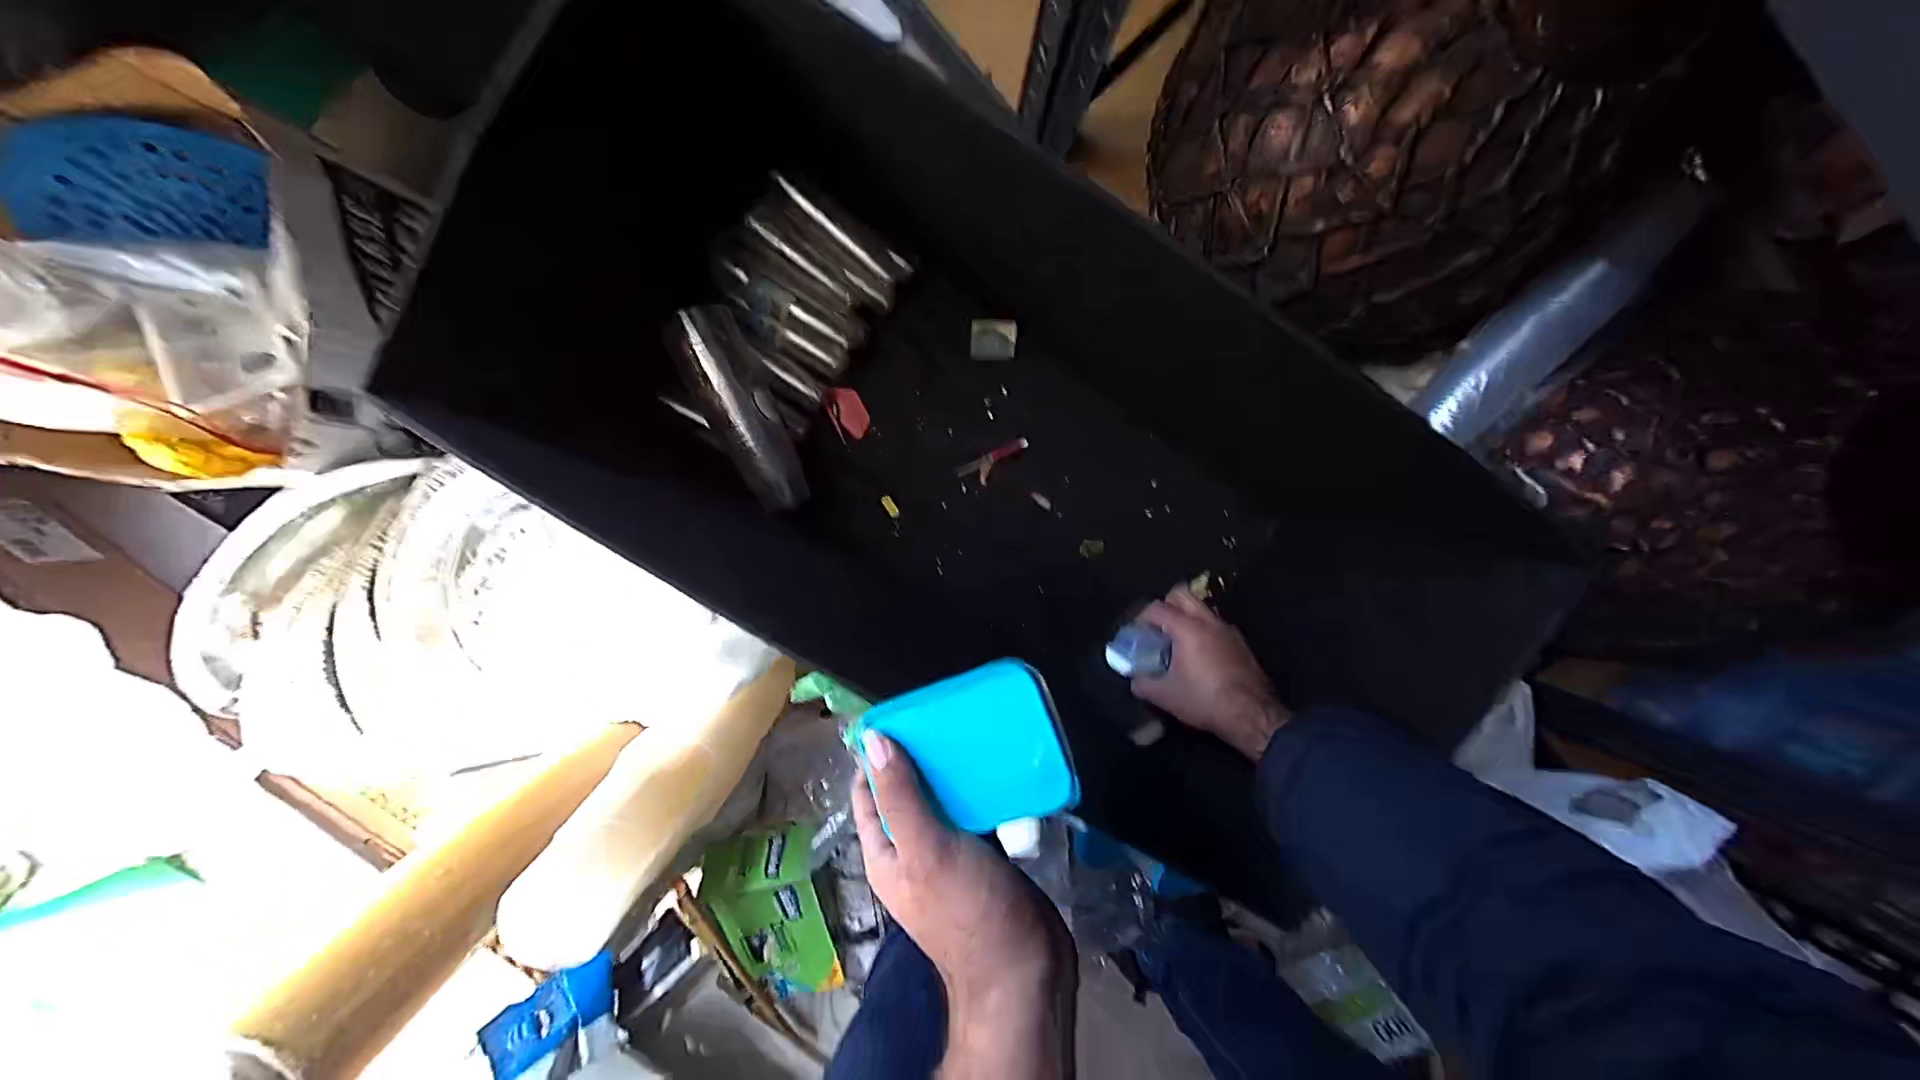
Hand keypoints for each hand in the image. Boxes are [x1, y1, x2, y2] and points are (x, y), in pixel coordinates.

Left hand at [851, 731, 1074, 1078]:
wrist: (1024, 970)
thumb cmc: (967, 911)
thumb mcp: (925, 850)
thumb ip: (900, 796)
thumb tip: (874, 740)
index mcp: (886, 851)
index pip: (869, 791)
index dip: (875, 753)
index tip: (898, 713)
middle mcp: (913, 849)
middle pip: (907, 790)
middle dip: (919, 755)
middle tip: (941, 715)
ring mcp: (949, 853)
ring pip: (943, 799)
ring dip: (952, 769)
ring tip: (968, 729)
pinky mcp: (984, 855)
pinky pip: (975, 812)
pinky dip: (981, 789)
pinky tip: (997, 765)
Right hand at [1130, 586, 1289, 760]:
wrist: (1253, 716)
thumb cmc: (1205, 701)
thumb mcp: (1165, 696)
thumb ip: (1143, 684)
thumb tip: (1135, 680)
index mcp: (1188, 629)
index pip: (1157, 607)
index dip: (1141, 616)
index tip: (1136, 631)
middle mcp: (1209, 623)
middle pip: (1182, 595)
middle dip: (1165, 605)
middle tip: (1156, 627)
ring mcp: (1229, 631)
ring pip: (1202, 609)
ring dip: (1186, 617)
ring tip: (1176, 642)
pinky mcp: (1242, 645)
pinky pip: (1216, 626)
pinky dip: (1203, 631)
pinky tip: (1198, 656)